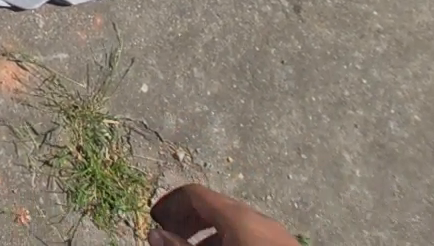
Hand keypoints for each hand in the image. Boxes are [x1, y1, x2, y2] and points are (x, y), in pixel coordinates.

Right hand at [148, 185, 299, 245]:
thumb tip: (155, 234)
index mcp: (238, 216)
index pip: (194, 193)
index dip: (170, 203)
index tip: (156, 221)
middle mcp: (258, 218)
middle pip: (214, 205)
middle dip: (187, 218)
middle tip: (170, 236)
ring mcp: (278, 235)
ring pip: (234, 223)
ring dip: (207, 233)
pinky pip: (251, 236)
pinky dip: (230, 241)